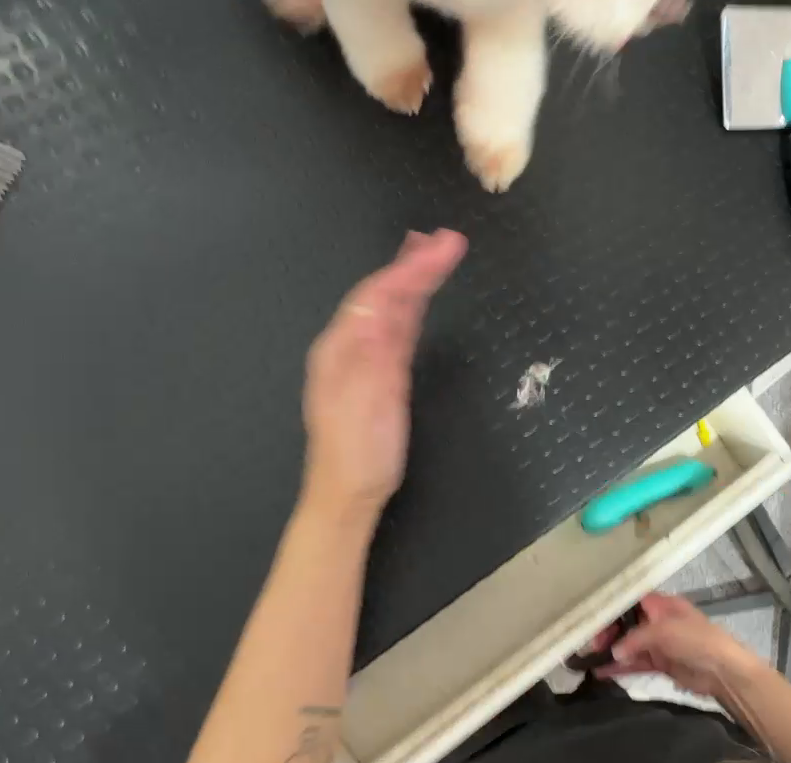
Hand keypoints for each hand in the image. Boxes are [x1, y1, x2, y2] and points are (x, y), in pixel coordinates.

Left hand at [300, 229, 466, 522]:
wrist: (347, 495)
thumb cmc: (359, 454)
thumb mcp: (368, 404)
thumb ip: (375, 353)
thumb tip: (385, 306)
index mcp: (343, 348)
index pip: (380, 295)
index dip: (413, 267)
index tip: (447, 245)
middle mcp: (350, 346)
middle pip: (382, 295)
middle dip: (413, 264)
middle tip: (444, 239)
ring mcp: (364, 362)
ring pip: (389, 310)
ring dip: (411, 280)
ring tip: (431, 254)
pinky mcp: (380, 378)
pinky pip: (395, 333)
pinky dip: (409, 309)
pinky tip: (417, 299)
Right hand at [592, 593, 764, 698]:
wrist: (722, 670)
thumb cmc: (695, 640)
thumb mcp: (664, 631)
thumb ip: (635, 638)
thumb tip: (613, 652)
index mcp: (662, 605)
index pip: (630, 601)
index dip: (612, 609)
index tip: (594, 622)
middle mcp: (658, 620)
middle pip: (626, 623)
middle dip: (607, 632)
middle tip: (591, 646)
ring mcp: (659, 643)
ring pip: (628, 644)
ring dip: (610, 651)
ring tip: (588, 659)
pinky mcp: (661, 663)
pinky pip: (635, 662)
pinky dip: (619, 667)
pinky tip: (600, 672)